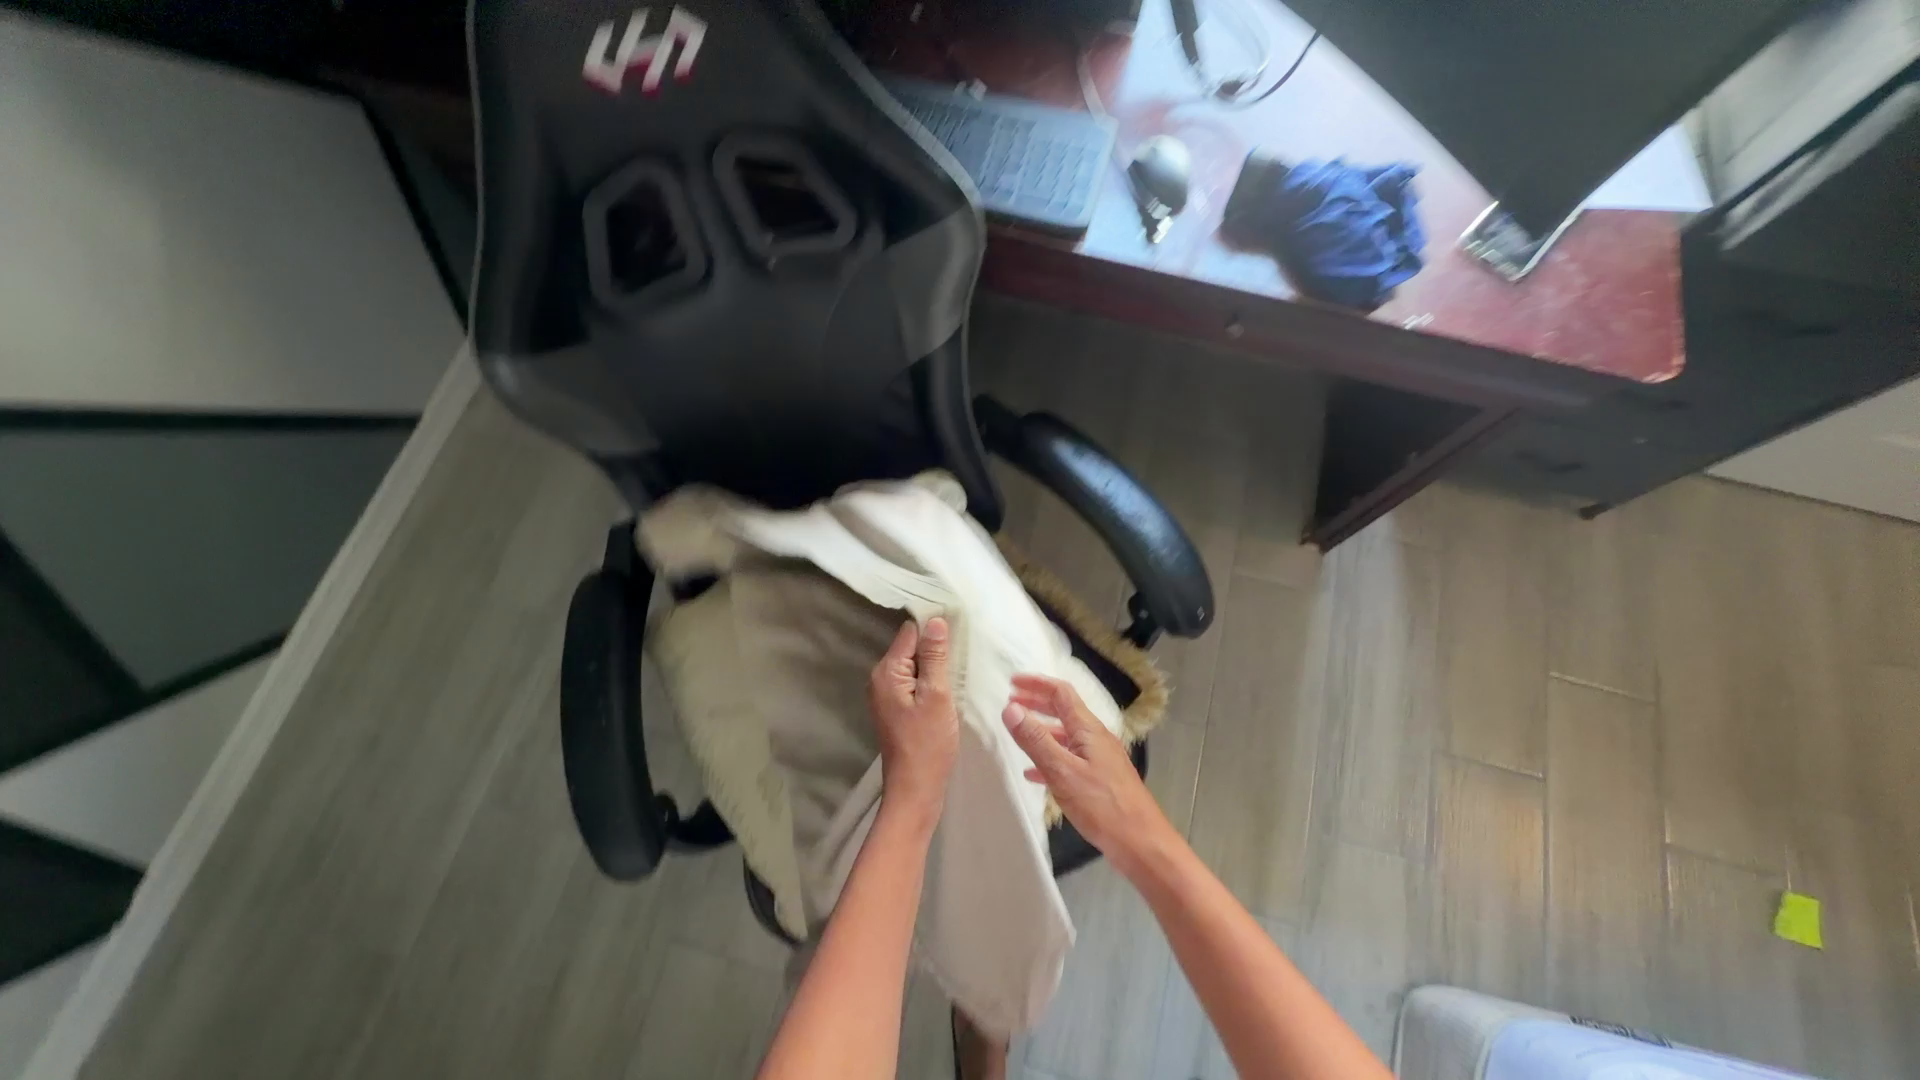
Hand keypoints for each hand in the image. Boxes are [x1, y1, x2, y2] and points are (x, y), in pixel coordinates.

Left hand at [869, 616, 958, 823]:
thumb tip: (936, 621)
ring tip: (960, 671)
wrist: (916, 789)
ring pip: (915, 667)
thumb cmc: (928, 743)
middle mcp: (880, 679)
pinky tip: (948, 691)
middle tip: (965, 654)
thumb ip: (935, 657)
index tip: (960, 630)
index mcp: (887, 672)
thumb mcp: (937, 695)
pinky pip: (915, 684)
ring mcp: (887, 695)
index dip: (934, 630)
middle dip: (936, 649)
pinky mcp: (897, 708)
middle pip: (911, 648)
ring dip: (935, 668)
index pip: (910, 633)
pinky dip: (931, 684)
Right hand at [1001, 674, 1175, 877]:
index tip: (1012, 682)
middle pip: (1064, 711)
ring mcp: (1099, 760)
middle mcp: (1095, 738)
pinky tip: (1033, 774)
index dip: (1037, 684)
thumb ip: (1035, 740)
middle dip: (1038, 703)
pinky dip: (1049, 758)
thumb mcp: (1063, 771)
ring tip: (1018, 733)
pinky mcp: (1099, 780)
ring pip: (1066, 736)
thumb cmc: (1103, 805)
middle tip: (1012, 702)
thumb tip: (1010, 708)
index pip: (1061, 693)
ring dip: (1042, 730)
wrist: (1141, 843)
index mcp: (1088, 730)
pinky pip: (1069, 760)